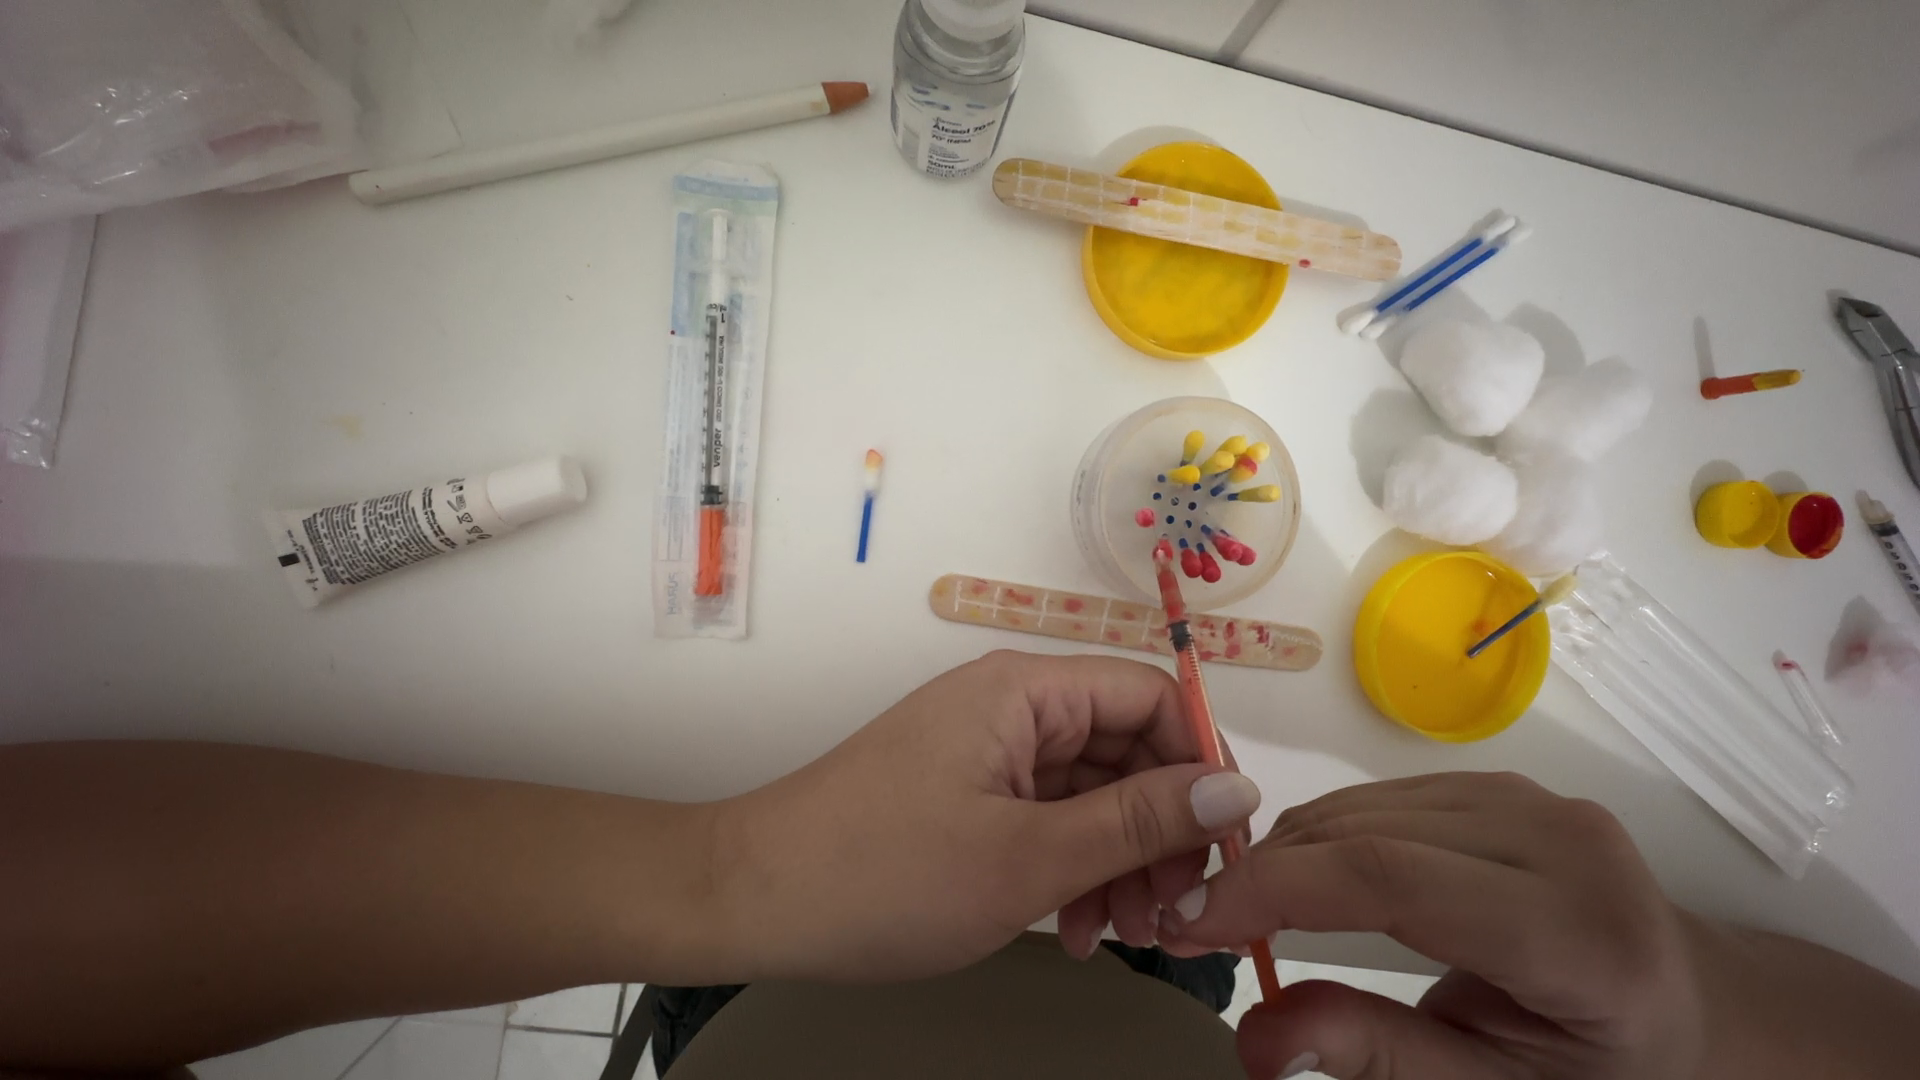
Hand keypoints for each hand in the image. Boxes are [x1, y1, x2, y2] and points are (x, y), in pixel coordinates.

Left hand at [705, 650, 1261, 981]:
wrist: (758, 897)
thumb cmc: (887, 872)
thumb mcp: (1028, 856)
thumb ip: (1138, 821)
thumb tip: (1235, 788)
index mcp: (1025, 690)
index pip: (1147, 696)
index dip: (1197, 760)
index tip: (1225, 843)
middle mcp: (1011, 706)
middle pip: (1122, 749)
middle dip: (1158, 830)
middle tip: (1174, 914)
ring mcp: (989, 752)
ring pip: (1089, 792)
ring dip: (1118, 860)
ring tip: (1122, 934)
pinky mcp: (971, 792)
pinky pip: (1047, 817)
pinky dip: (1072, 867)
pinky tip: (1073, 929)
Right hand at [1159, 772, 1704, 1079]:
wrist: (1695, 1009)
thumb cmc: (1605, 1074)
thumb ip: (1379, 1058)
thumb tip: (1254, 1039)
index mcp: (1576, 932)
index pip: (1389, 879)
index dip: (1274, 890)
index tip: (1191, 919)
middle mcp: (1552, 836)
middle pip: (1360, 833)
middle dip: (1261, 874)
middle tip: (1196, 923)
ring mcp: (1521, 796)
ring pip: (1355, 808)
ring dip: (1282, 854)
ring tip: (1243, 909)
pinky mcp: (1488, 783)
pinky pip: (1372, 799)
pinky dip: (1318, 838)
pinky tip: (1302, 879)